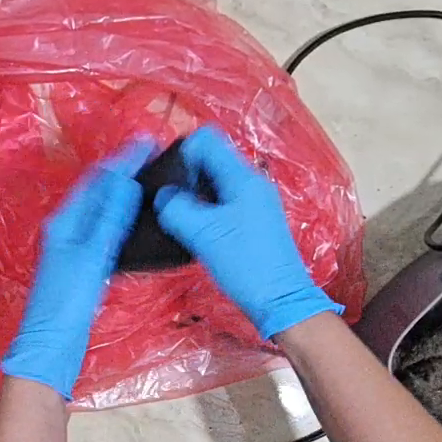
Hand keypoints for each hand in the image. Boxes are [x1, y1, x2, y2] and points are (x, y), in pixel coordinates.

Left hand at [1, 139, 153, 398]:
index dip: (121, 160)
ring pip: (103, 212)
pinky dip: (122, 222)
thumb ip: (108, 221)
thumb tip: (126, 183)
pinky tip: (137, 223)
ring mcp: (74, 249)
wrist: (51, 348)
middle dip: (124, 172)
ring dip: (124, 196)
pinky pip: (106, 234)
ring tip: (151, 182)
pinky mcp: (84, 268)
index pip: (96, 180)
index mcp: (64, 222)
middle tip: (155, 157)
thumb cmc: (66, 303)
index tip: (148, 141)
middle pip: (99, 192)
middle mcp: (67, 230)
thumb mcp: (90, 258)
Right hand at [157, 125, 342, 339]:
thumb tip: (162, 196)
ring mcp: (253, 202)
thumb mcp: (203, 235)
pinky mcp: (252, 221)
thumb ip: (176, 209)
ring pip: (214, 184)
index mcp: (242, 177)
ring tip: (175, 218)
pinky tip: (193, 230)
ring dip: (192, 195)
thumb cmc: (244, 265)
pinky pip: (222, 203)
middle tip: (165, 201)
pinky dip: (204, 210)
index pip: (206, 141)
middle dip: (184, 176)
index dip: (181, 155)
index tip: (166, 181)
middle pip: (210, 161)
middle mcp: (251, 183)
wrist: (280, 300)